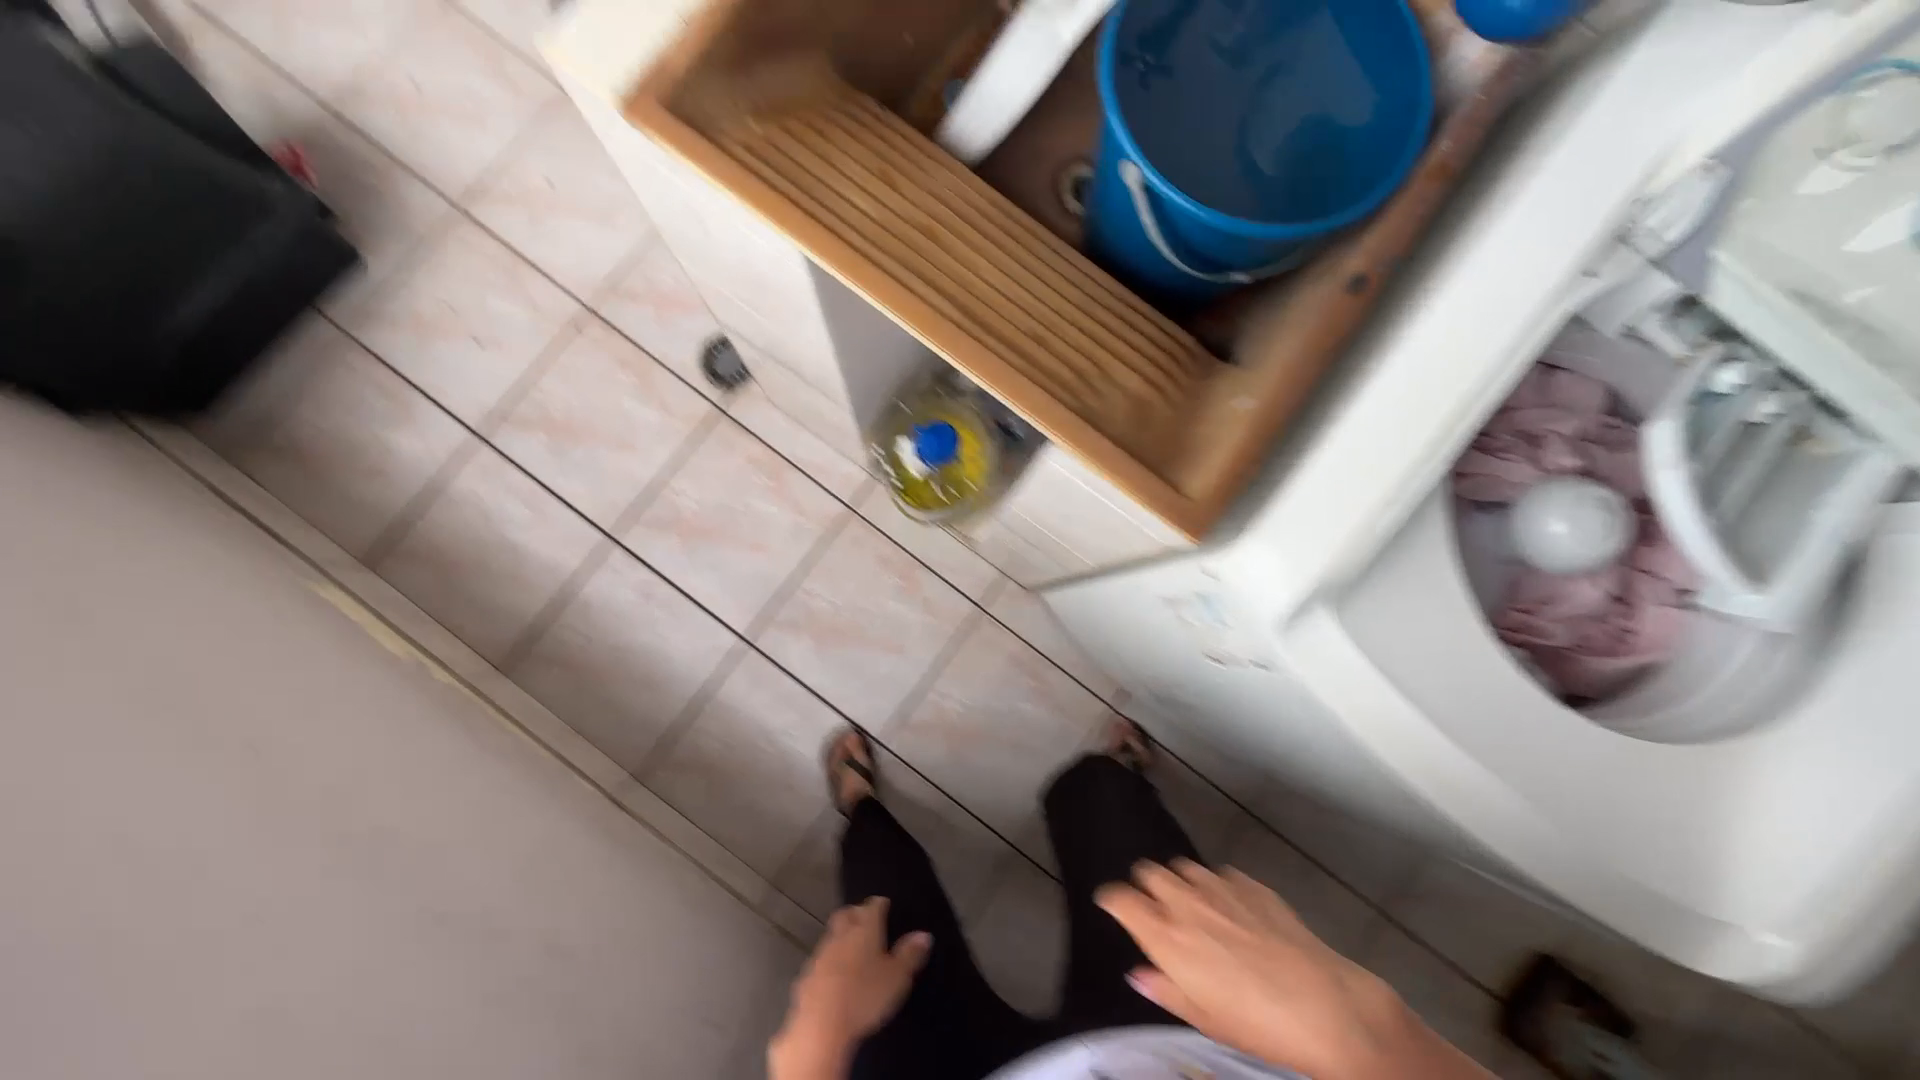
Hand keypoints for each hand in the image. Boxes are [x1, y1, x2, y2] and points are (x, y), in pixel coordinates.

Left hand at [769, 897, 930, 1079]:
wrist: (820, 1026)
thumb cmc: (865, 996)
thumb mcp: (898, 978)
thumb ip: (910, 954)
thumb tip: (923, 935)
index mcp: (865, 930)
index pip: (872, 907)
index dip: (880, 904)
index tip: (885, 903)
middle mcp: (840, 935)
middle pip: (847, 914)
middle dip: (856, 912)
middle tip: (866, 917)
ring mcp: (820, 955)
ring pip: (832, 936)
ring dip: (842, 936)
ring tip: (853, 947)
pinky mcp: (806, 976)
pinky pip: (821, 959)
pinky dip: (831, 960)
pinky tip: (836, 974)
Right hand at [1099, 860, 1469, 1079]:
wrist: (1325, 1005)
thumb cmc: (1256, 1023)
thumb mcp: (1203, 1018)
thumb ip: (1166, 989)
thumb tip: (1140, 973)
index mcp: (1166, 936)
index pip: (1120, 898)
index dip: (1111, 900)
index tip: (1112, 907)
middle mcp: (1187, 903)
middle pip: (1149, 872)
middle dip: (1145, 886)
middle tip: (1155, 910)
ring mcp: (1221, 889)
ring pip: (1184, 867)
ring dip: (1180, 882)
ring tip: (1194, 907)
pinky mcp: (1254, 886)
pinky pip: (1222, 874)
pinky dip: (1217, 886)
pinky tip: (1234, 911)